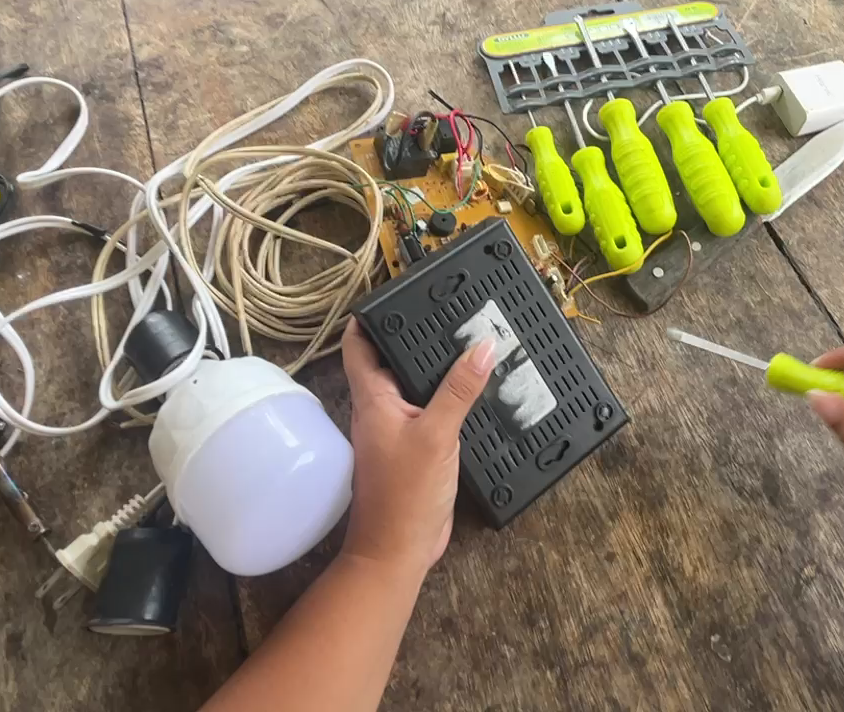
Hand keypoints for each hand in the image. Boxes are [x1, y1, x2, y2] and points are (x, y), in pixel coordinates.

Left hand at [339, 318, 493, 576]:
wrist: (398, 552)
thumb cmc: (404, 495)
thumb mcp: (436, 435)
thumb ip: (459, 389)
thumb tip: (483, 345)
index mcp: (373, 398)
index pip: (360, 344)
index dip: (372, 316)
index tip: (396, 291)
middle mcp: (382, 407)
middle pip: (392, 359)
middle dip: (415, 334)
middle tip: (448, 307)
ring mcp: (399, 427)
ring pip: (415, 383)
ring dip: (436, 364)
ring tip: (467, 337)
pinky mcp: (418, 446)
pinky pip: (432, 408)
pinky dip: (449, 393)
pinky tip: (474, 387)